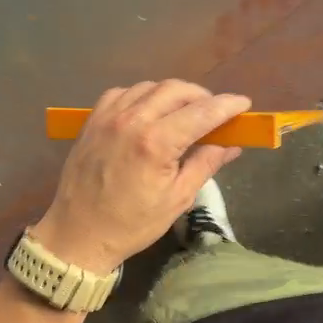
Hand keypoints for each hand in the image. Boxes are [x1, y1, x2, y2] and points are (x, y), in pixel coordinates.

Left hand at [30, 81, 250, 273]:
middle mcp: (132, 120)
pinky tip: (149, 113)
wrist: (77, 235)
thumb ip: (206, 164)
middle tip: (214, 113)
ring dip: (173, 94)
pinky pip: (123, 93)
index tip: (244, 104)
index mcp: (156, 143)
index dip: (227, 105)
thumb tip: (232, 145)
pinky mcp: (92, 120)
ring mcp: (108, 117)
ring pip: (150, 87)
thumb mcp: (178, 199)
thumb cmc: (132, 224)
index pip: (202, 111)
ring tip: (184, 114)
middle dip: (202, 96)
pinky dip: (143, 96)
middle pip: (176, 89)